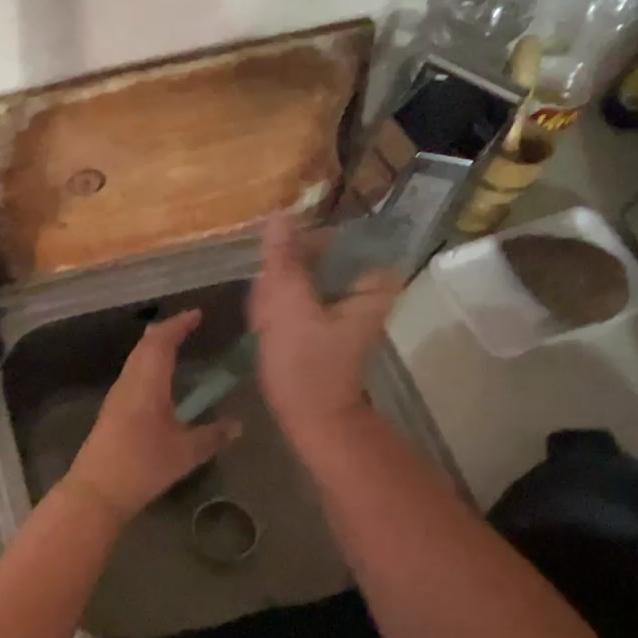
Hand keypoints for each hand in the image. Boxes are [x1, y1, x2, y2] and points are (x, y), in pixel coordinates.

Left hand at [62, 310, 241, 521]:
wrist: (96, 492)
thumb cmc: (142, 466)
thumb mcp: (186, 453)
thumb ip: (212, 436)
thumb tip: (237, 425)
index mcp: (147, 382)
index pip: (162, 342)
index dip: (179, 325)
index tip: (197, 314)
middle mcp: (129, 383)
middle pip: (145, 346)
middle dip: (166, 332)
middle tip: (187, 326)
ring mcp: (116, 398)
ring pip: (136, 361)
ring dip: (154, 349)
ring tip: (174, 346)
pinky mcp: (111, 413)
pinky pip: (132, 377)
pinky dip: (147, 367)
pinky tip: (157, 381)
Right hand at [249, 216, 399, 449]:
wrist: (312, 421)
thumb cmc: (306, 367)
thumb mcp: (289, 309)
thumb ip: (284, 262)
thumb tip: (278, 215)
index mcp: (372, 283)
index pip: (332, 241)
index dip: (299, 253)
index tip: (279, 273)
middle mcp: (366, 291)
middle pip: (314, 261)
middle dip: (283, 281)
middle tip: (269, 310)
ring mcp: (346, 309)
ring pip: (301, 281)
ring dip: (276, 298)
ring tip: (265, 323)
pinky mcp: (327, 326)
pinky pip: (298, 302)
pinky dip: (280, 313)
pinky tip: (266, 329)